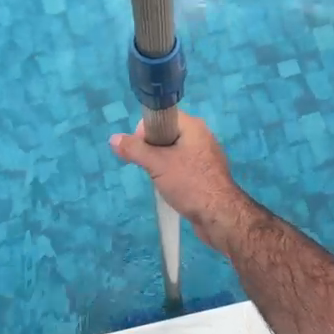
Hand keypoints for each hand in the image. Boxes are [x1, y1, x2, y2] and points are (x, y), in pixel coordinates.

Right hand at [111, 111, 259, 252]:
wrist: (220, 217)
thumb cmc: (189, 183)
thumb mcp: (156, 164)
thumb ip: (134, 149)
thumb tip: (113, 139)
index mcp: (192, 126)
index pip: (161, 117)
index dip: (146, 131)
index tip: (139, 149)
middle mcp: (201, 136)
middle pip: (166, 135)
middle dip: (152, 150)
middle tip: (149, 167)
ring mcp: (206, 156)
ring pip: (174, 153)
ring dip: (162, 164)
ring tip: (159, 180)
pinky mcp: (207, 175)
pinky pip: (183, 167)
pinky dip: (173, 175)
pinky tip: (171, 189)